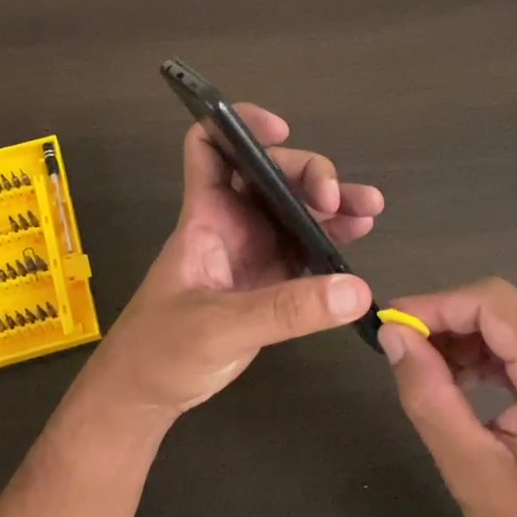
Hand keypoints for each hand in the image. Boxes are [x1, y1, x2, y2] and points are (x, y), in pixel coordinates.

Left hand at [81, 104, 385, 417]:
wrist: (146, 393)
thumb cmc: (161, 349)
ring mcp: (253, 252)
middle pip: (271, 174)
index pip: (211, 146)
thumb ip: (284, 310)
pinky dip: (332, 239)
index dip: (239, 123)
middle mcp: (232, 224)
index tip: (279, 130)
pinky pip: (305, 247)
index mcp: (205, 217)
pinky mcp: (270, 283)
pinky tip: (359, 236)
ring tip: (369, 208)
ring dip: (331, 202)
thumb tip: (355, 289)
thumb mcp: (219, 327)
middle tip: (336, 198)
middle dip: (308, 172)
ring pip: (294, 208)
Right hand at [377, 278, 516, 516]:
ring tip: (427, 372)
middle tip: (402, 352)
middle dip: (447, 321)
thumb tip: (394, 336)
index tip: (388, 327)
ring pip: (514, 322)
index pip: (492, 303)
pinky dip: (490, 354)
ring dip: (466, 337)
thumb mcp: (474, 471)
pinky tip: (464, 383)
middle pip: (504, 307)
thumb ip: (430, 398)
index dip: (435, 305)